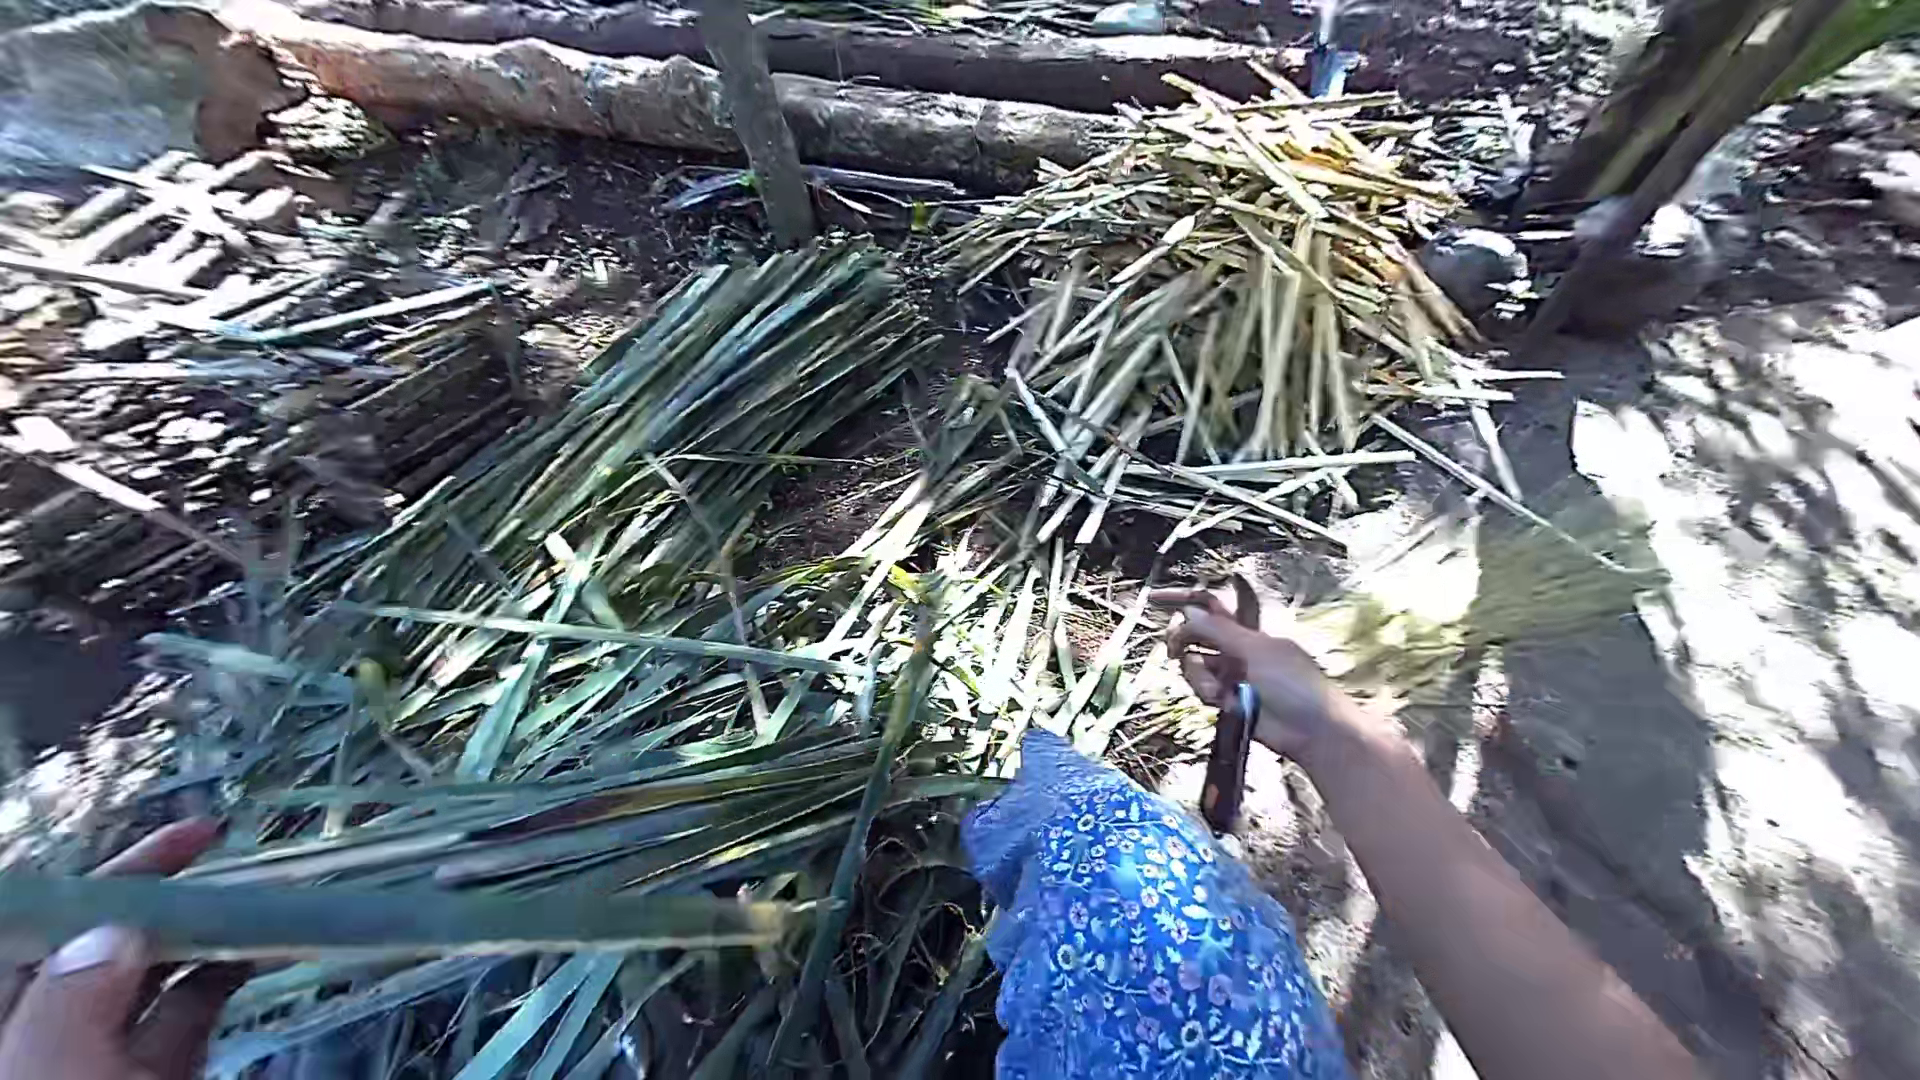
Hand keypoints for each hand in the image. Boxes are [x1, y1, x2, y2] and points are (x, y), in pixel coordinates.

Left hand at [0, 819, 245, 1079]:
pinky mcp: (148, 1076)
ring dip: (195, 927)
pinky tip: (269, 943)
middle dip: (141, 894)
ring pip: (132, 976)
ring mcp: (84, 1064)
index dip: (64, 887)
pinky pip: (181, 1011)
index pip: (5, 947)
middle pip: (71, 953)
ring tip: (258, 887)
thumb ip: (58, 1021)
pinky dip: (223, 971)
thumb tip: (109, 933)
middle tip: (213, 841)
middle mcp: (28, 1045)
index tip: (134, 843)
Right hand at [1153, 589, 1361, 762]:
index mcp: (1246, 629)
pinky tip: (1224, 700)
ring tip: (1220, 688)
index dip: (1182, 599)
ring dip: (1199, 674)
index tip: (1154, 598)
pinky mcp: (1223, 697)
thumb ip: (1218, 630)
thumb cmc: (1293, 682)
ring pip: (1192, 662)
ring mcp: (1227, 673)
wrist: (1312, 731)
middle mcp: (1234, 647)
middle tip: (1175, 650)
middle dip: (1182, 641)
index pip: (1209, 605)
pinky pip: (1199, 686)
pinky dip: (1207, 691)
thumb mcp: (1256, 649)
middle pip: (1193, 634)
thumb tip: (1187, 611)